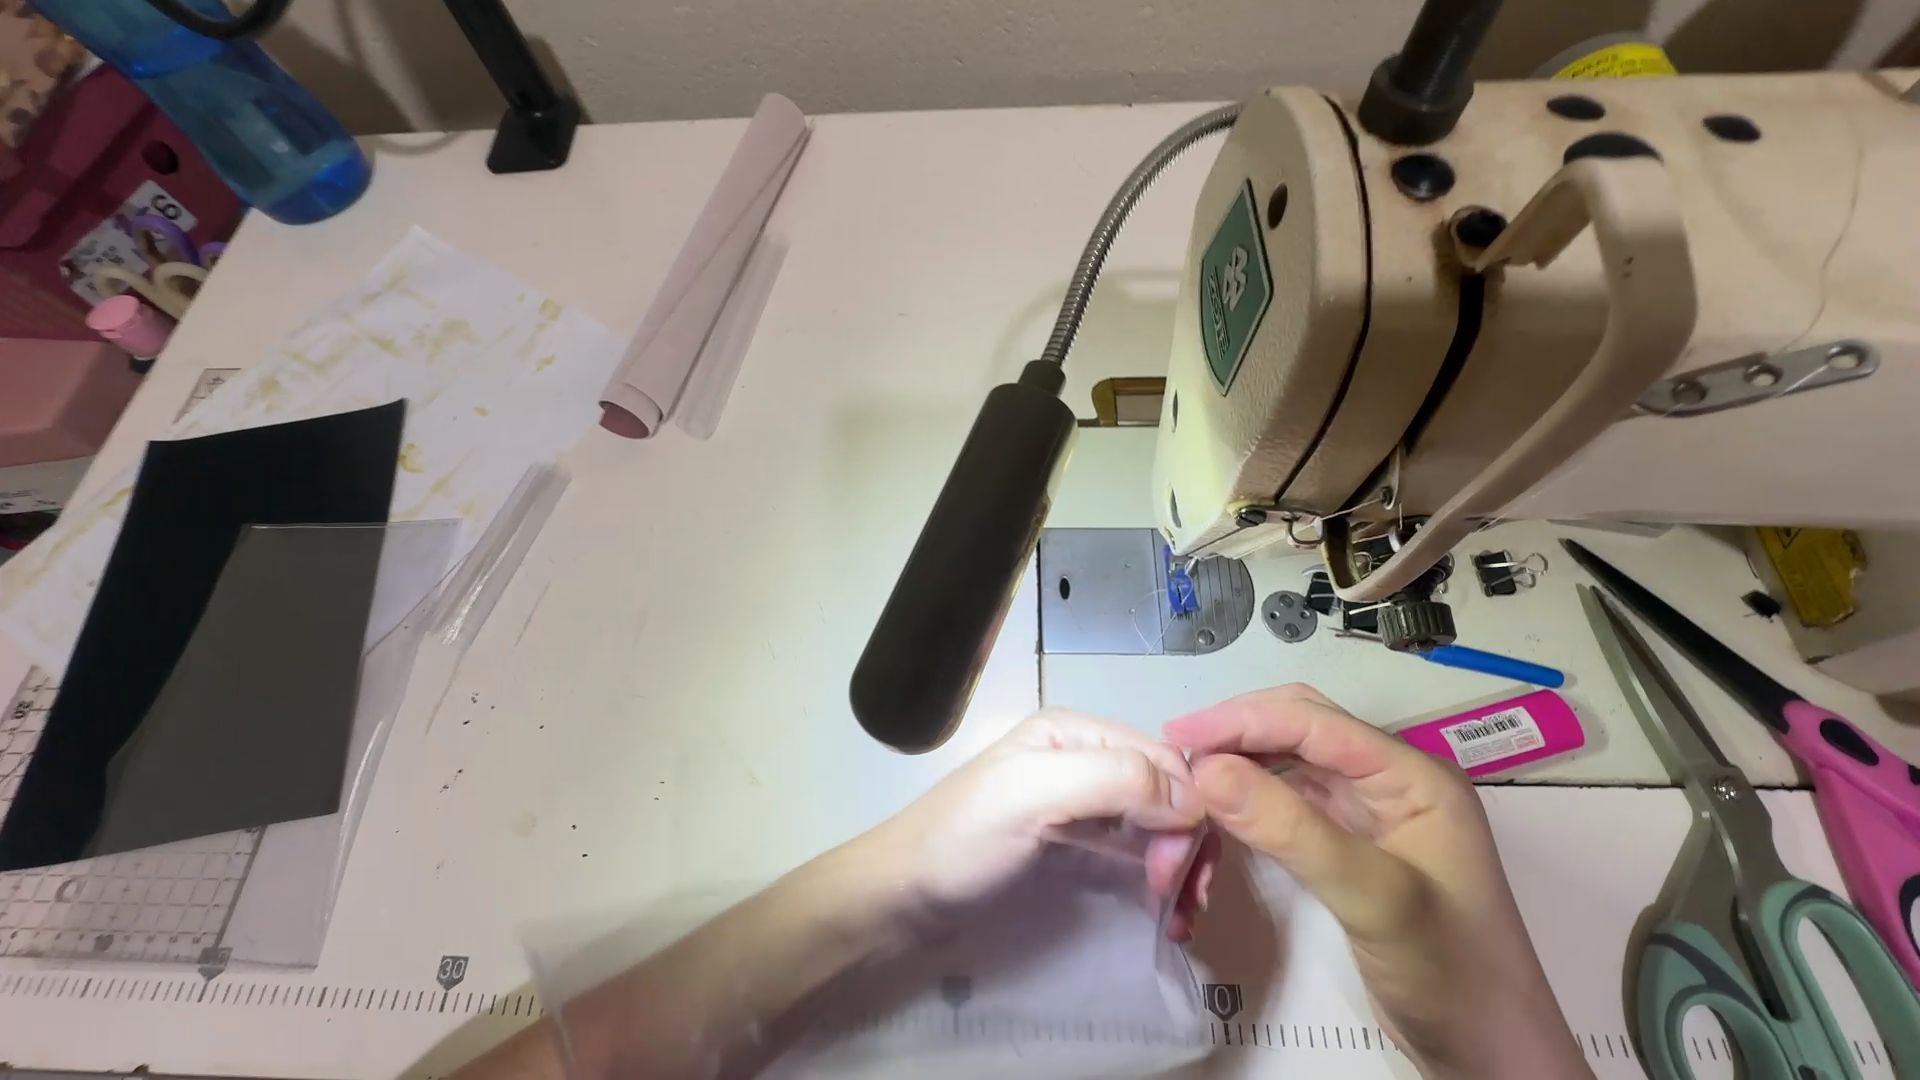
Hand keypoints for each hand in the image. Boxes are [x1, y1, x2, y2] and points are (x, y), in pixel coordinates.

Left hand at [862, 709, 1217, 940]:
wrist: (904, 896)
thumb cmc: (962, 840)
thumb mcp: (1032, 796)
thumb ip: (1111, 781)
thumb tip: (1192, 796)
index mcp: (1073, 732)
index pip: (1161, 758)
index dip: (1186, 808)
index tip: (1183, 871)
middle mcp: (1082, 758)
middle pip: (1164, 791)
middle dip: (1186, 842)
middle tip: (1183, 901)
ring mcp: (1078, 802)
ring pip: (1156, 822)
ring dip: (1179, 863)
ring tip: (1179, 915)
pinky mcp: (1074, 842)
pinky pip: (1134, 850)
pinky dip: (1158, 875)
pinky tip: (1163, 907)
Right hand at [1165, 685, 1589, 1079]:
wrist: (1490, 1057)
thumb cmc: (1448, 973)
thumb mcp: (1371, 898)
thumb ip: (1290, 830)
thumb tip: (1204, 769)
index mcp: (1411, 773)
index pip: (1314, 720)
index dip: (1242, 720)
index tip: (1178, 734)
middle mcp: (1387, 778)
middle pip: (1299, 726)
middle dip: (1238, 732)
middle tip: (1180, 752)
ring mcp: (1367, 810)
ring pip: (1288, 760)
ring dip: (1239, 762)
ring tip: (1191, 778)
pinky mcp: (1348, 841)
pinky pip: (1288, 799)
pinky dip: (1249, 797)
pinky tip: (1221, 809)